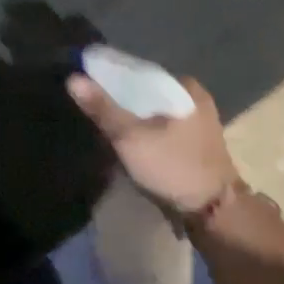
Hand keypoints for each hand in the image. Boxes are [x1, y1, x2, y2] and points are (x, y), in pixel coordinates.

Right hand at [66, 73, 240, 212]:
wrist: (211, 210)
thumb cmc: (173, 166)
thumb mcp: (130, 137)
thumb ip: (103, 109)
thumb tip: (73, 79)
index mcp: (185, 88)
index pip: (138, 73)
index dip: (109, 80)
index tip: (85, 88)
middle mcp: (194, 99)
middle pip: (144, 95)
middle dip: (119, 103)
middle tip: (89, 111)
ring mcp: (196, 123)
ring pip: (151, 114)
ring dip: (129, 121)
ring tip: (101, 128)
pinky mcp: (193, 144)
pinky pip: (159, 130)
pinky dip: (141, 134)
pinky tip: (124, 143)